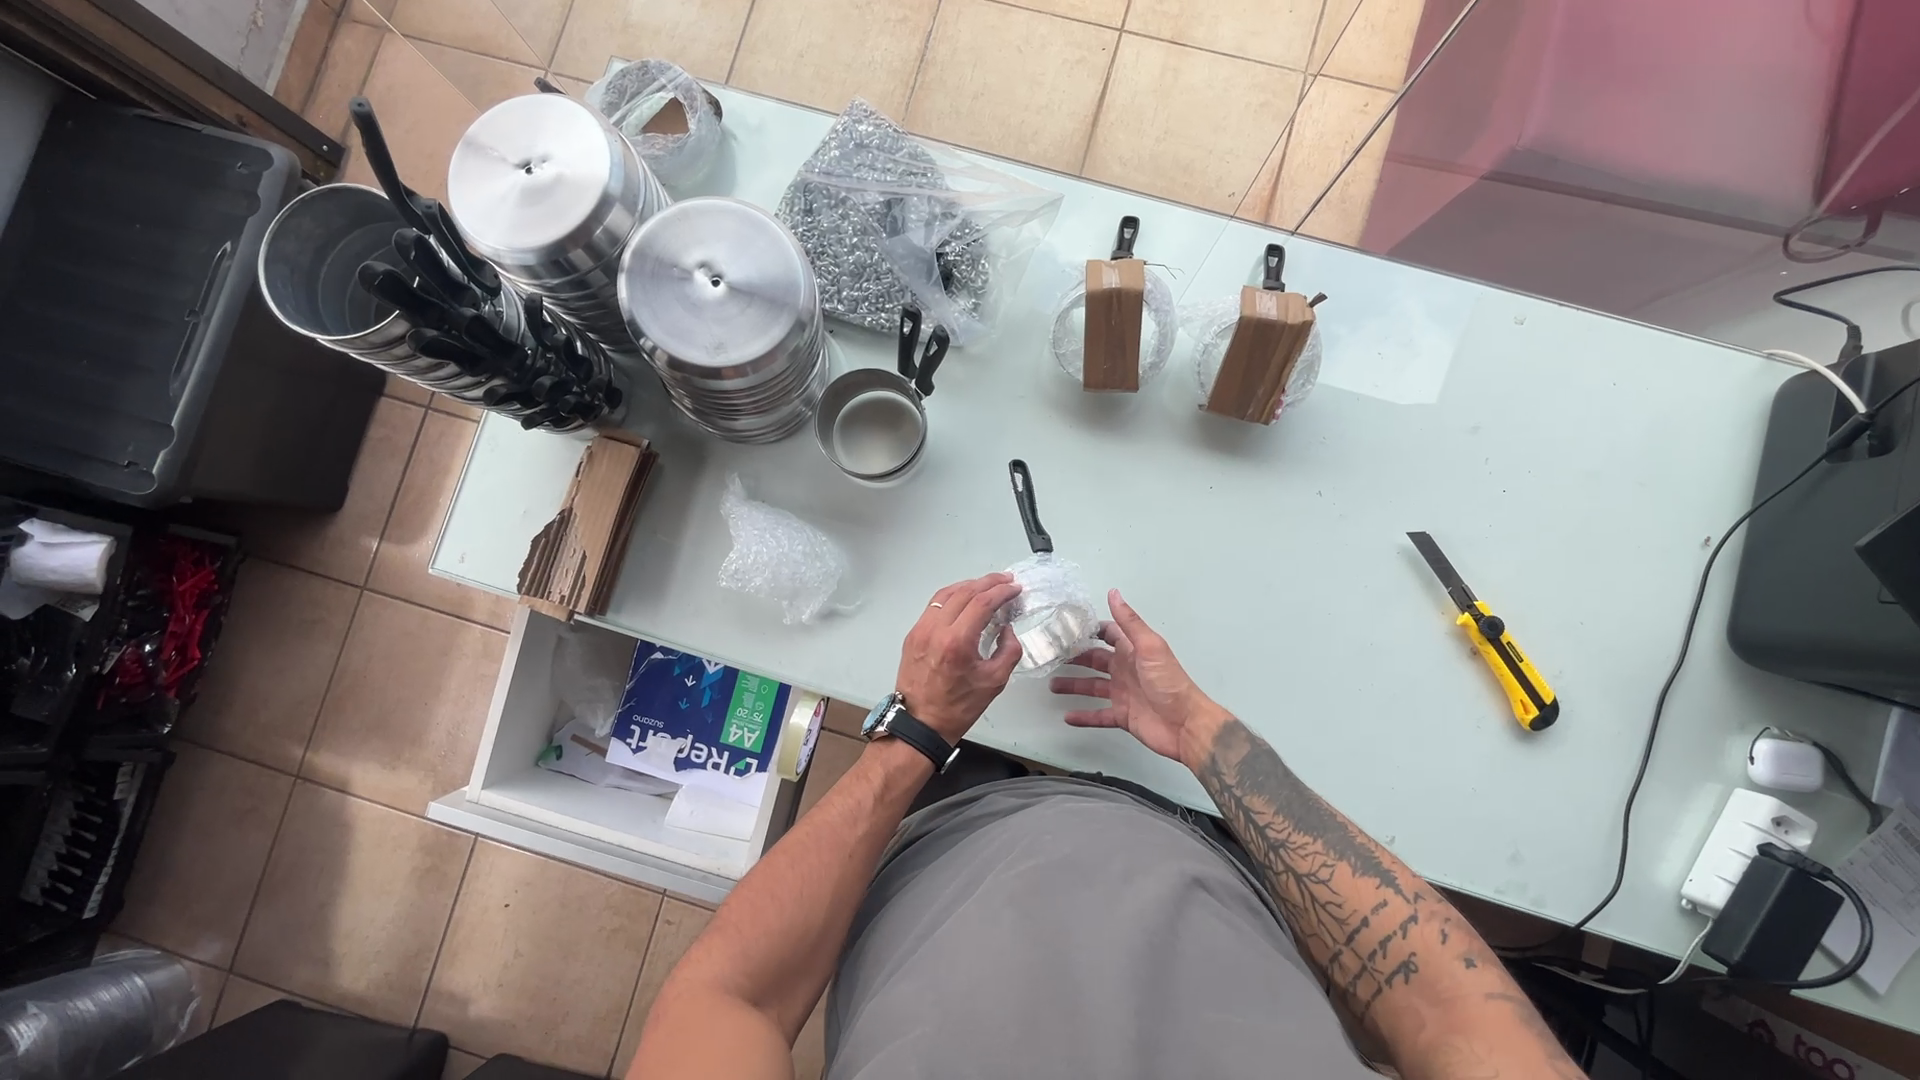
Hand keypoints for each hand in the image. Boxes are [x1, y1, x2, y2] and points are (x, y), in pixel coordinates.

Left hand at [894, 573, 1023, 743]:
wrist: (920, 724)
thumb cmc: (957, 707)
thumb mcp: (994, 682)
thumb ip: (1008, 650)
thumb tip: (1007, 629)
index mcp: (957, 642)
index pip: (982, 602)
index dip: (1002, 591)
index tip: (1015, 588)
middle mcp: (935, 630)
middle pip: (964, 592)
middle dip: (988, 583)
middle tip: (1006, 580)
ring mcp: (920, 630)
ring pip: (946, 594)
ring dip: (969, 586)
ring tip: (987, 585)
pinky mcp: (913, 635)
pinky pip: (934, 606)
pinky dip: (952, 596)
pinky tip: (965, 599)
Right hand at [1049, 589, 1228, 769]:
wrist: (1186, 724)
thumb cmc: (1169, 682)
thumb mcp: (1149, 647)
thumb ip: (1130, 622)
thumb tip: (1114, 593)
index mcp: (1132, 651)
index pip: (1109, 635)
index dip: (1091, 630)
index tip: (1068, 627)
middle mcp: (1126, 670)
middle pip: (1095, 660)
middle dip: (1075, 658)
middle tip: (1053, 656)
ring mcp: (1123, 694)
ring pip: (1093, 687)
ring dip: (1074, 686)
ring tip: (1052, 685)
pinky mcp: (1122, 716)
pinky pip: (1098, 715)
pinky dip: (1083, 716)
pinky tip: (1068, 717)